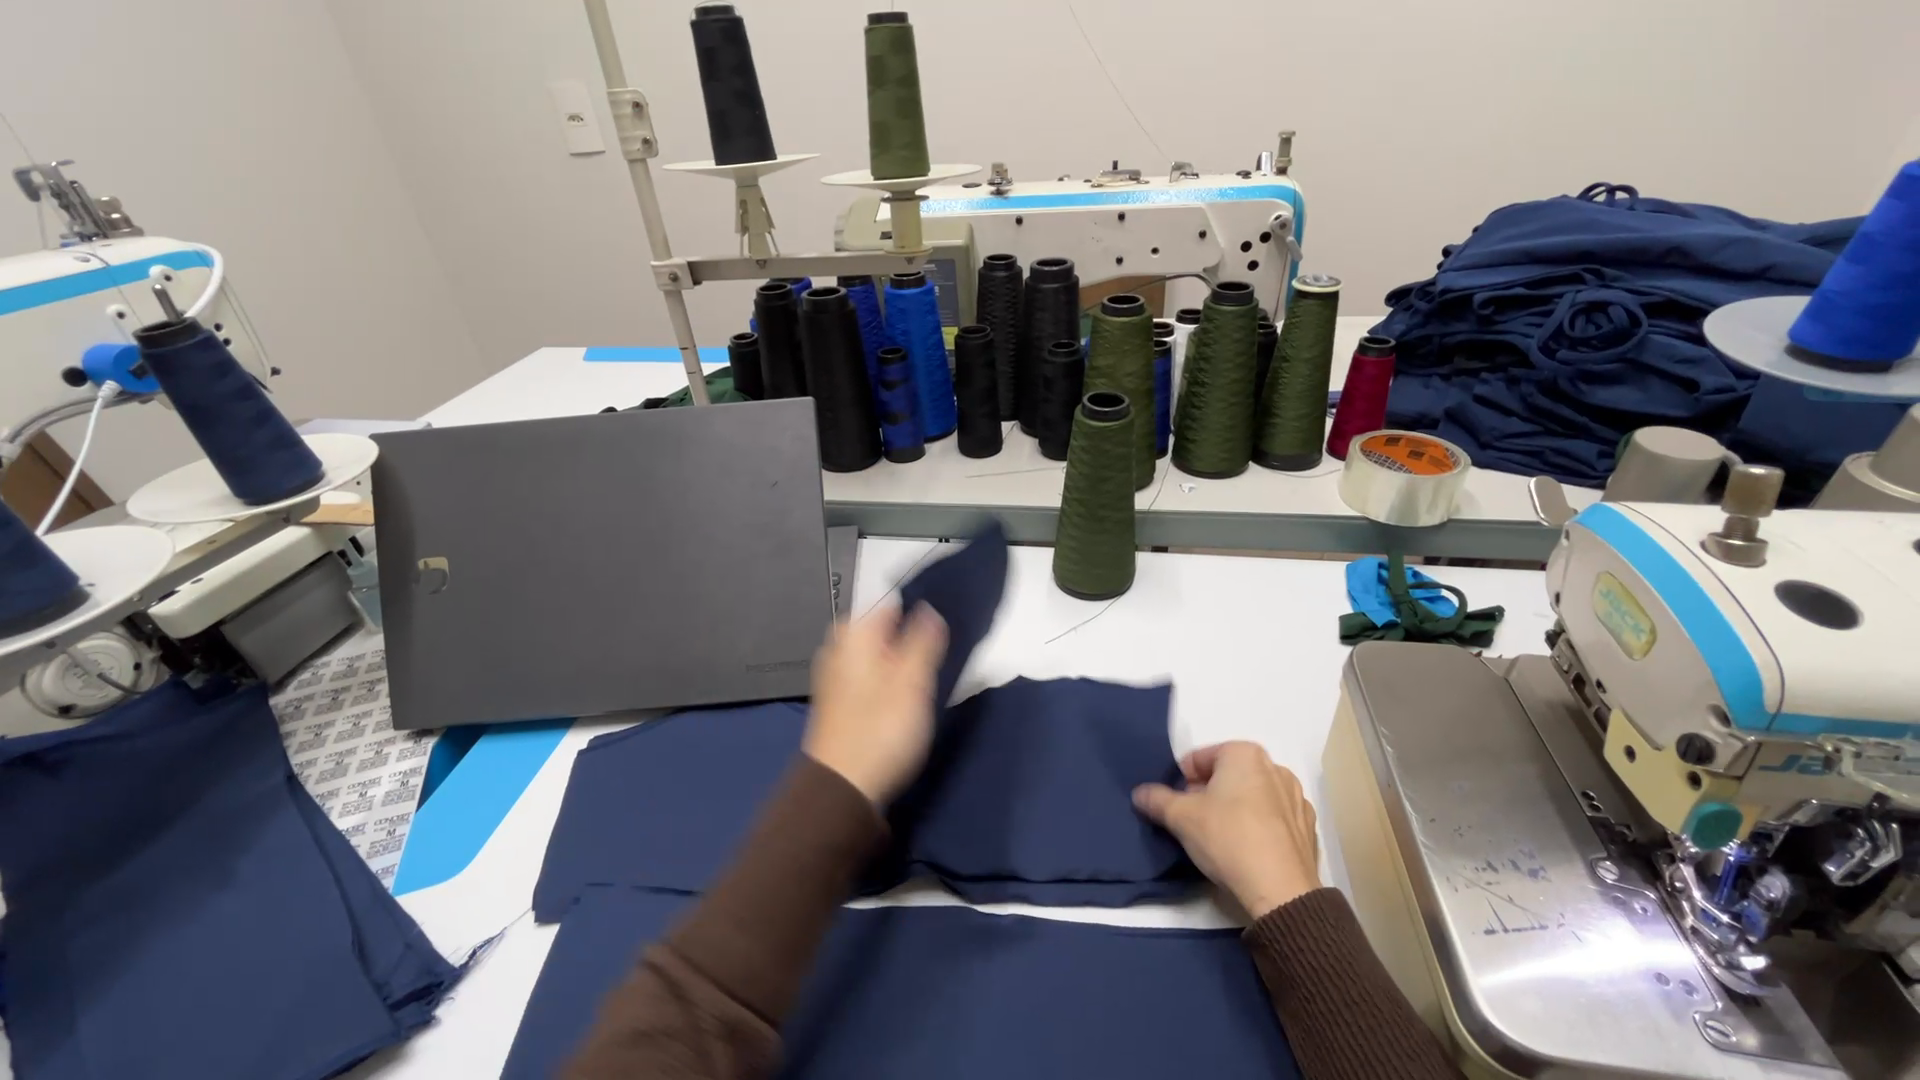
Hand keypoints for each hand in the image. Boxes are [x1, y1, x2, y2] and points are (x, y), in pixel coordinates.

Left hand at [802, 602, 947, 806]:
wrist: (843, 787)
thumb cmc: (881, 729)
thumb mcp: (913, 682)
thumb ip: (923, 641)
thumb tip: (930, 610)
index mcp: (853, 633)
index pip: (888, 602)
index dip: (916, 609)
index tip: (942, 626)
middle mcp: (838, 647)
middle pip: (881, 629)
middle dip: (907, 635)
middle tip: (935, 654)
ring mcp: (834, 675)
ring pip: (875, 653)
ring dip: (898, 659)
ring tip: (924, 676)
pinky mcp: (838, 701)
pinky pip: (868, 675)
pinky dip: (885, 679)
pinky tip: (902, 697)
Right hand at [1132, 741, 1322, 917]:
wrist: (1280, 890)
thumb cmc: (1227, 839)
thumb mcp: (1180, 818)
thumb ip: (1156, 800)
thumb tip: (1140, 793)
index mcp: (1244, 754)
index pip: (1200, 758)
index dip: (1182, 780)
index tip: (1176, 804)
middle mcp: (1275, 767)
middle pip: (1228, 774)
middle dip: (1208, 792)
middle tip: (1193, 820)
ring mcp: (1296, 797)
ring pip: (1253, 794)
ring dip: (1235, 807)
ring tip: (1221, 836)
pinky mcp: (1307, 826)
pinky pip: (1274, 817)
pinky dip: (1260, 824)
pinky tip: (1249, 847)